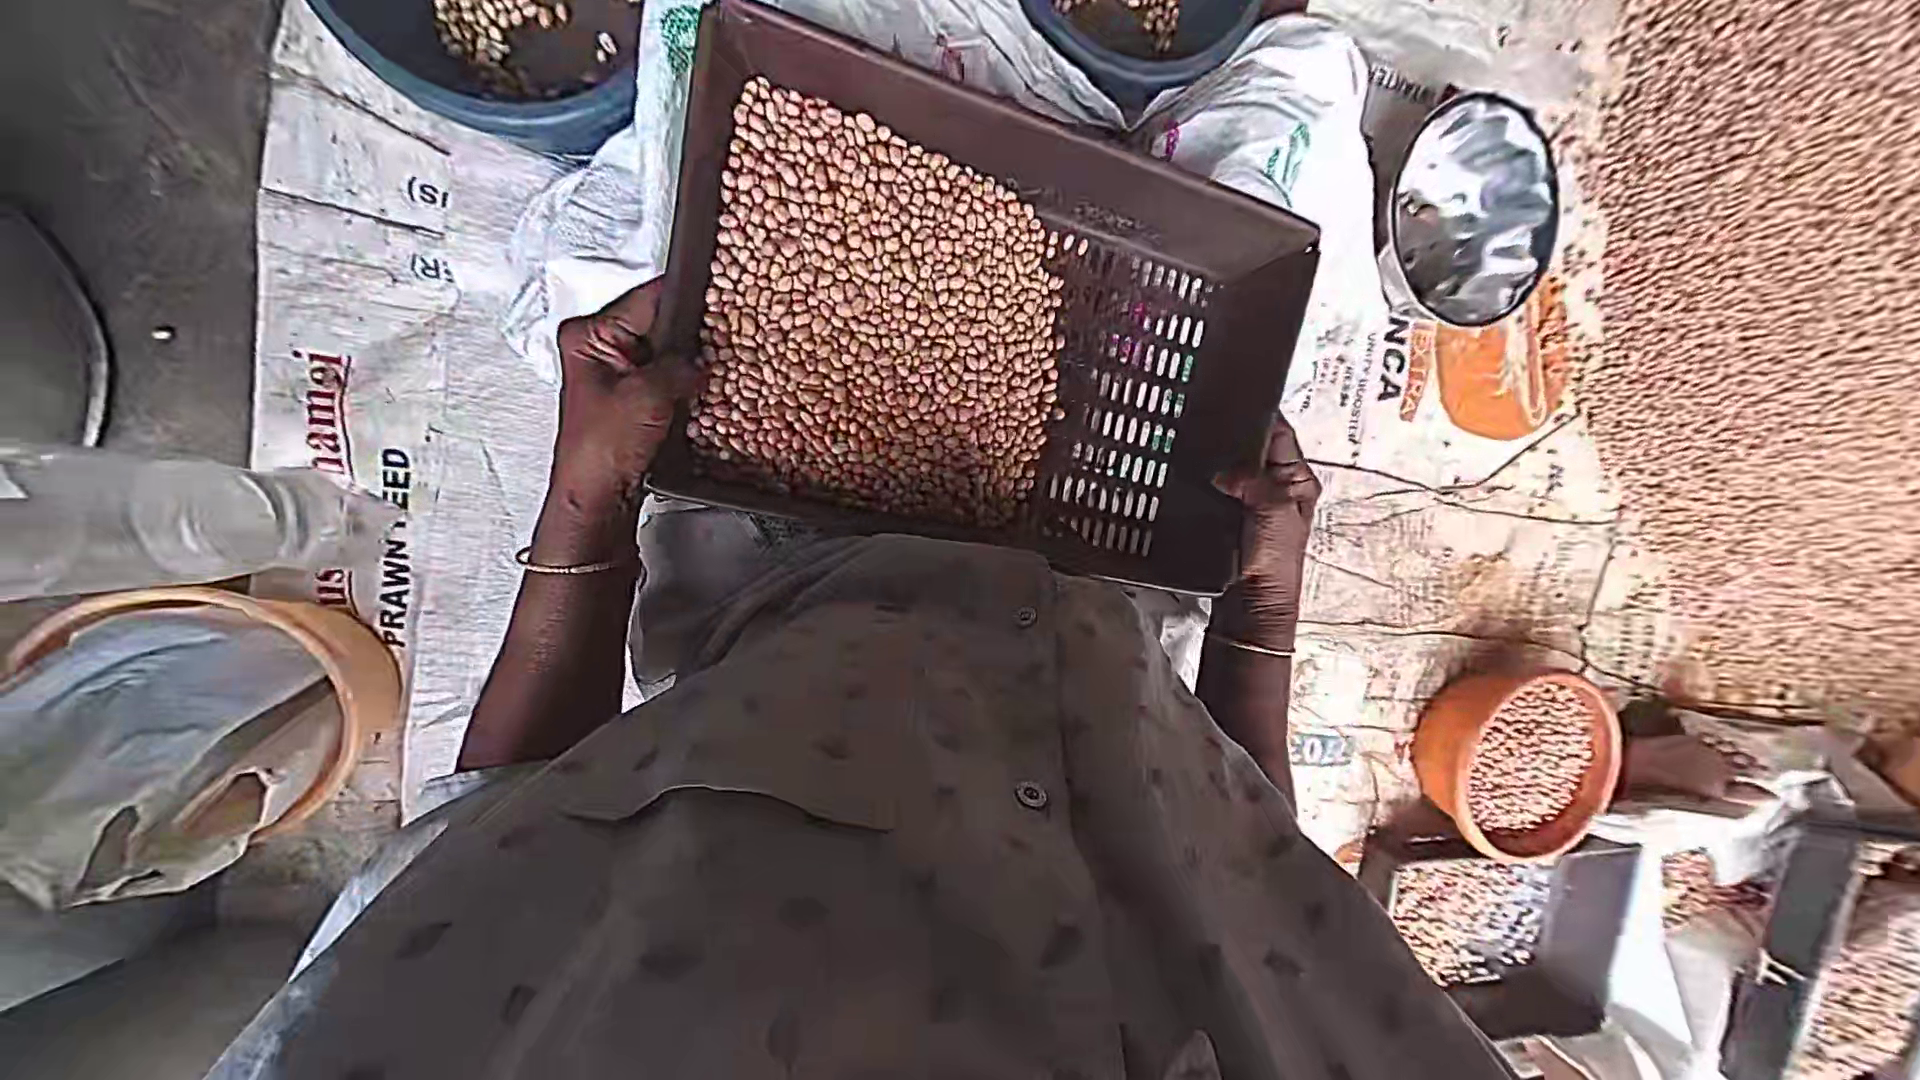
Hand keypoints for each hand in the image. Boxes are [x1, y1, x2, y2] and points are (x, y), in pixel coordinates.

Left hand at [552, 280, 700, 497]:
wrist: (599, 495)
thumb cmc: (603, 448)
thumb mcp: (647, 395)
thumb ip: (679, 367)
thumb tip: (702, 359)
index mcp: (589, 337)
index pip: (645, 301)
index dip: (684, 298)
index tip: (717, 292)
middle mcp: (602, 351)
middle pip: (659, 328)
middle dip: (692, 336)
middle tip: (726, 334)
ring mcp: (621, 376)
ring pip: (668, 357)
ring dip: (692, 365)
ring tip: (720, 365)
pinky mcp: (637, 400)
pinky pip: (671, 381)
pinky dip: (689, 386)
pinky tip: (706, 391)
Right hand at [1211, 416, 1319, 646]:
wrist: (1251, 602)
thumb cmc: (1273, 558)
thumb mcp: (1274, 512)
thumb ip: (1255, 482)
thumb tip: (1224, 471)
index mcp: (1298, 480)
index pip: (1278, 434)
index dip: (1258, 415)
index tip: (1231, 396)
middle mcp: (1274, 485)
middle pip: (1251, 448)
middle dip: (1231, 435)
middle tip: (1202, 413)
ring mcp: (1248, 499)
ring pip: (1231, 466)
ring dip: (1215, 456)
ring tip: (1188, 435)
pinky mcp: (1225, 512)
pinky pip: (1214, 486)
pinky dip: (1203, 477)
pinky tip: (1185, 467)